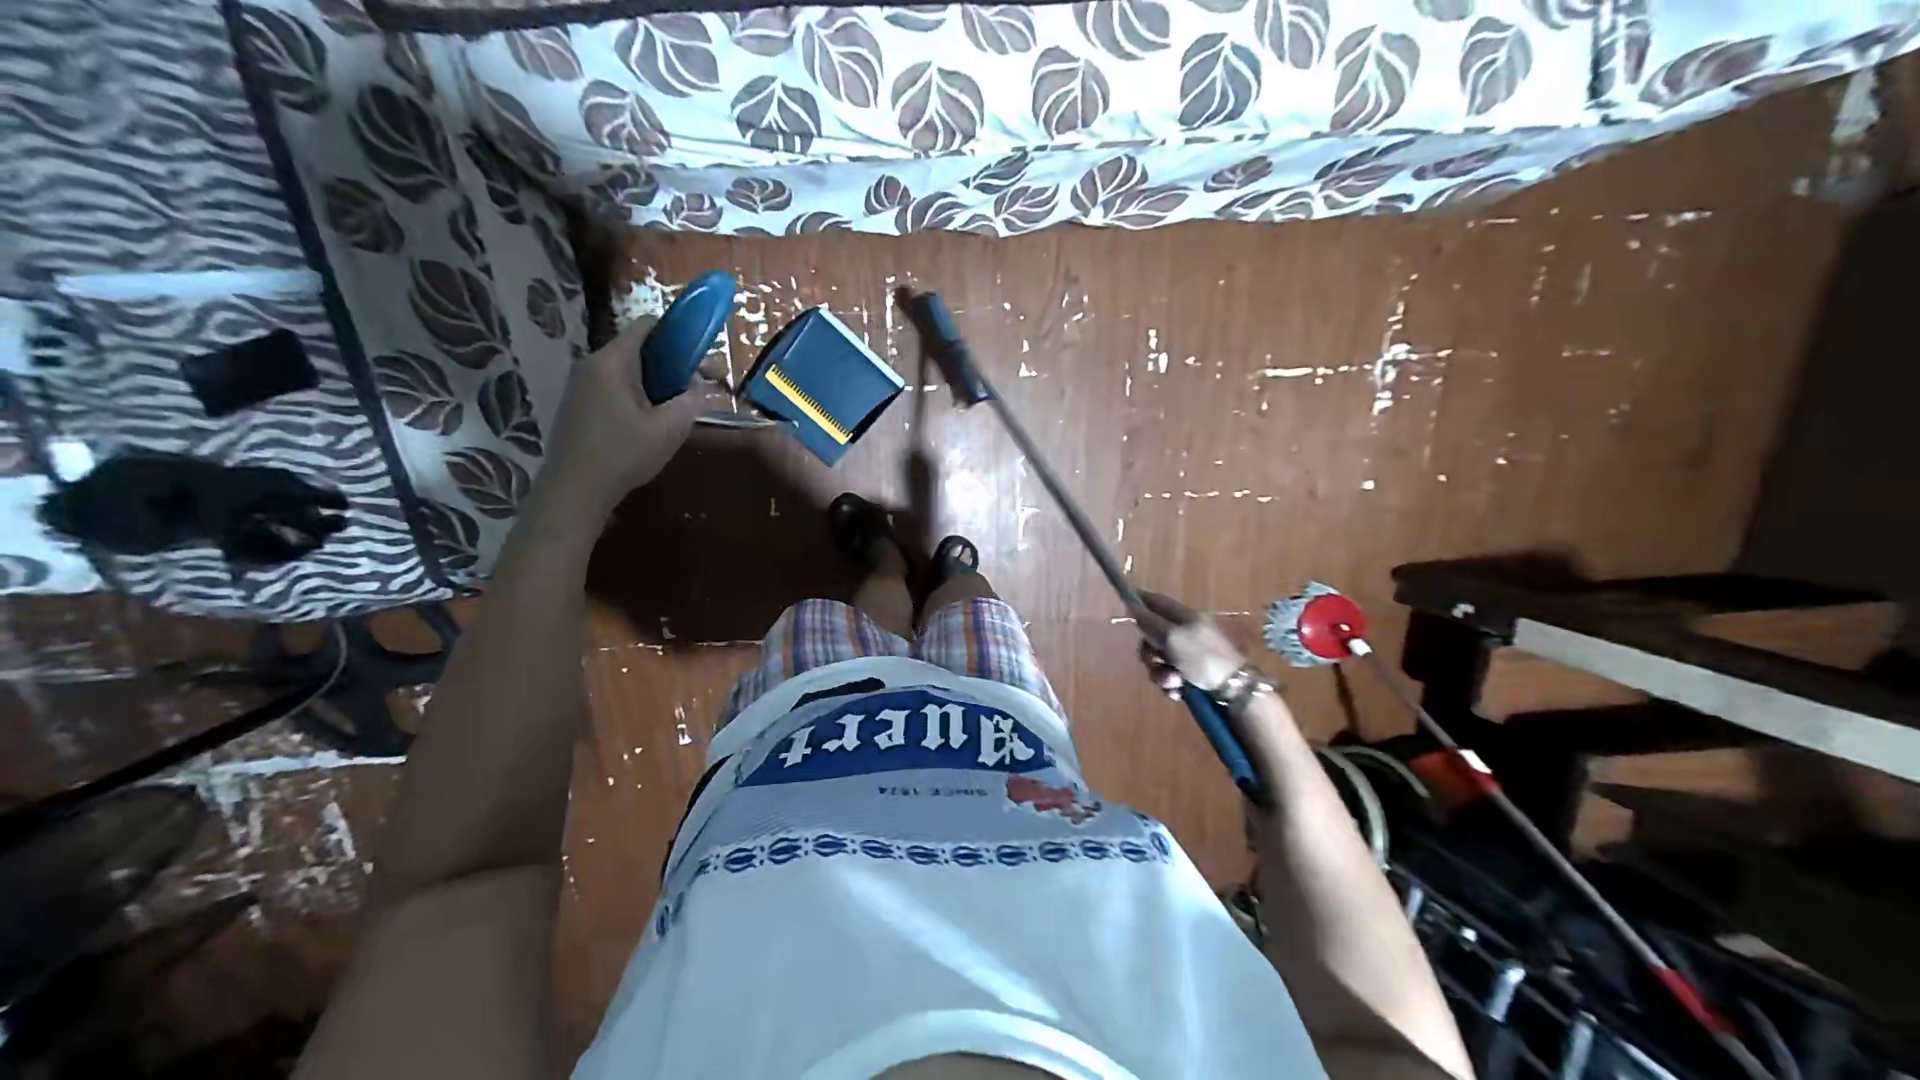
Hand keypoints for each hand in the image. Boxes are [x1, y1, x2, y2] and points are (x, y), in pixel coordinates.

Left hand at [539, 318, 720, 514]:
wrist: (574, 489)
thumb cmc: (623, 455)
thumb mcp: (668, 430)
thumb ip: (691, 402)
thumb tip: (705, 387)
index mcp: (613, 362)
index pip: (647, 326)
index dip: (678, 334)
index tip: (702, 355)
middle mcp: (592, 364)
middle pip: (638, 348)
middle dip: (672, 362)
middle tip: (699, 385)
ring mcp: (580, 385)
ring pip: (626, 370)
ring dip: (656, 380)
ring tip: (679, 404)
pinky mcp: (578, 405)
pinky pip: (613, 386)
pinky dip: (637, 393)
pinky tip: (651, 418)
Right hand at [1132, 591, 1246, 694]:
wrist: (1234, 690)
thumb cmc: (1204, 658)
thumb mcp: (1173, 637)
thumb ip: (1150, 622)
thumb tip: (1133, 605)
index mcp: (1185, 616)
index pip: (1156, 601)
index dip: (1139, 601)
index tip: (1123, 606)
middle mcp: (1185, 632)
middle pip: (1151, 636)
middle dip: (1149, 654)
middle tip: (1157, 662)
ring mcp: (1188, 654)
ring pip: (1157, 660)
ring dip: (1159, 674)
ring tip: (1173, 684)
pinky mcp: (1190, 674)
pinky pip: (1167, 676)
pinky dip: (1170, 685)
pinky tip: (1178, 693)